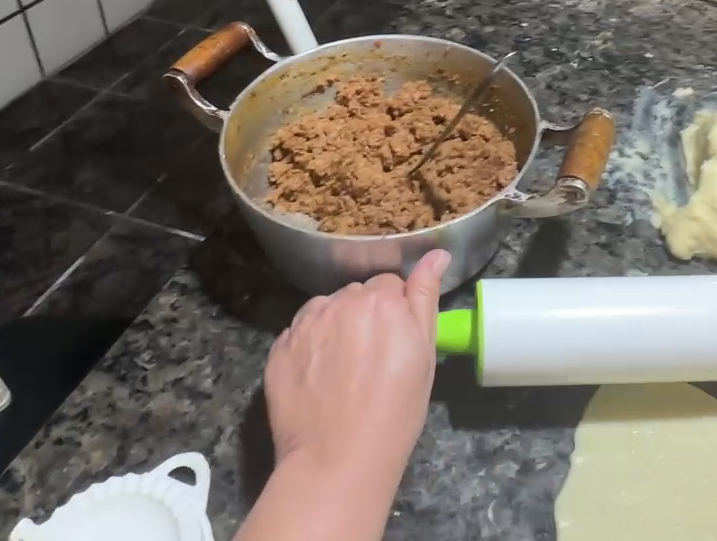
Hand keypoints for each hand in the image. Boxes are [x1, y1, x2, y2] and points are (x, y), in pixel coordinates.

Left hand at [262, 250, 450, 481]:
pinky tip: (318, 376)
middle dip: (366, 316)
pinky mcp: (279, 346)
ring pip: (327, 308)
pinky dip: (309, 345)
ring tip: (343, 369)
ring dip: (336, 325)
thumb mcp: (424, 354)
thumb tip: (437, 254)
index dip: (396, 313)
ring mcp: (305, 323)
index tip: (396, 343)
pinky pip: (299, 331)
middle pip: (357, 294)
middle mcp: (341, 301)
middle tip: (371, 360)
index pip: (391, 285)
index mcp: (382, 299)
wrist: (337, 462)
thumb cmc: (394, 412)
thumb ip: (426, 296)